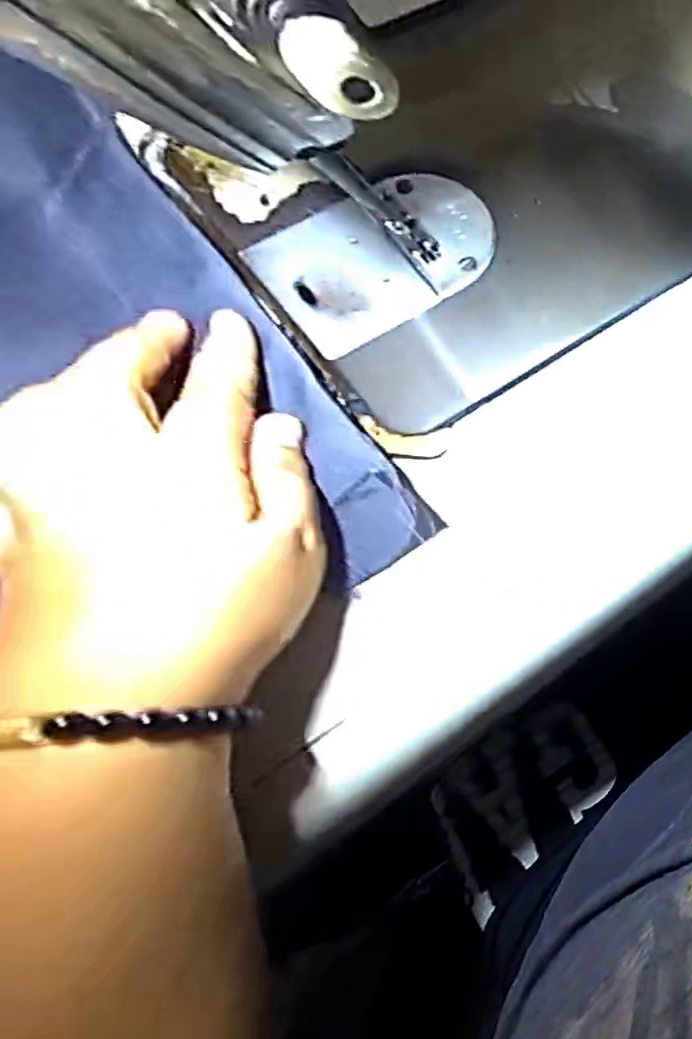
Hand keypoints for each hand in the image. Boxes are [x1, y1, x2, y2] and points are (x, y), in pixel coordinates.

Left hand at [0, 311, 325, 714]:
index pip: (211, 395)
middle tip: (166, 325)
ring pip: (50, 404)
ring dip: (83, 371)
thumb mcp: (290, 550)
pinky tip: (56, 414)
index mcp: (189, 470)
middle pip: (112, 384)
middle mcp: (109, 463)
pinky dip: (42, 410)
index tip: (231, 326)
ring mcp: (51, 487)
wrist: (119, 685)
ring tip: (113, 361)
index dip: (224, 357)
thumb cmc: (227, 613)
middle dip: (140, 348)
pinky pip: (22, 436)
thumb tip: (280, 428)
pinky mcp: (21, 515)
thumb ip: (285, 481)